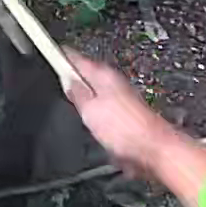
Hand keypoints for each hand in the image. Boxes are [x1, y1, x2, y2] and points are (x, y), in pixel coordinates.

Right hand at [65, 53, 205, 206]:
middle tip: (73, 104)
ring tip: (94, 126)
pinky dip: (103, 125)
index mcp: (102, 74)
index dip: (58, 56)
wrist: (158, 151)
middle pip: (84, 78)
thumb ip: (75, 92)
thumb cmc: (127, 130)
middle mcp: (113, 81)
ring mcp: (122, 97)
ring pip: (94, 99)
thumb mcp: (88, 110)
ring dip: (90, 112)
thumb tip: (67, 81)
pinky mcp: (129, 113)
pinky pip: (106, 115)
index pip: (73, 56)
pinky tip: (107, 137)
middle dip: (75, 92)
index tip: (48, 55)